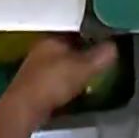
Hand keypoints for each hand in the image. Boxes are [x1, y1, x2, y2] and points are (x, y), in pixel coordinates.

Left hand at [0, 37, 117, 131]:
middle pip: (67, 43)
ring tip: (90, 71)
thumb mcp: (83, 68)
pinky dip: (65, 78)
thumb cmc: (52, 82)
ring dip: (73, 64)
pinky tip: (74, 86)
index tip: (104, 36)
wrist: (23, 110)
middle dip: (82, 49)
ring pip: (60, 59)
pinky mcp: (32, 83)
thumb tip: (115, 47)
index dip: (90, 30)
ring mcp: (35, 65)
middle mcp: (42, 46)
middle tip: (100, 54)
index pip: (75, 27)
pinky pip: (54, 74)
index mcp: (53, 36)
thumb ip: (100, 56)